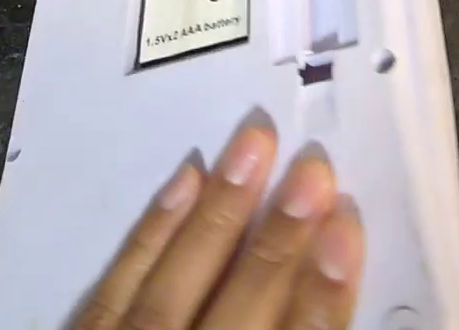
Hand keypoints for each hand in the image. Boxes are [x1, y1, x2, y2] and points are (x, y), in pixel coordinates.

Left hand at [75, 126, 364, 329]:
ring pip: (168, 293)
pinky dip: (149, 234)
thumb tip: (323, 298)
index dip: (322, 301)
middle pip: (235, 321)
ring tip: (253, 146)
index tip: (348, 228)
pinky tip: (184, 177)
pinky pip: (109, 293)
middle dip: (276, 246)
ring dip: (216, 217)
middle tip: (313, 168)